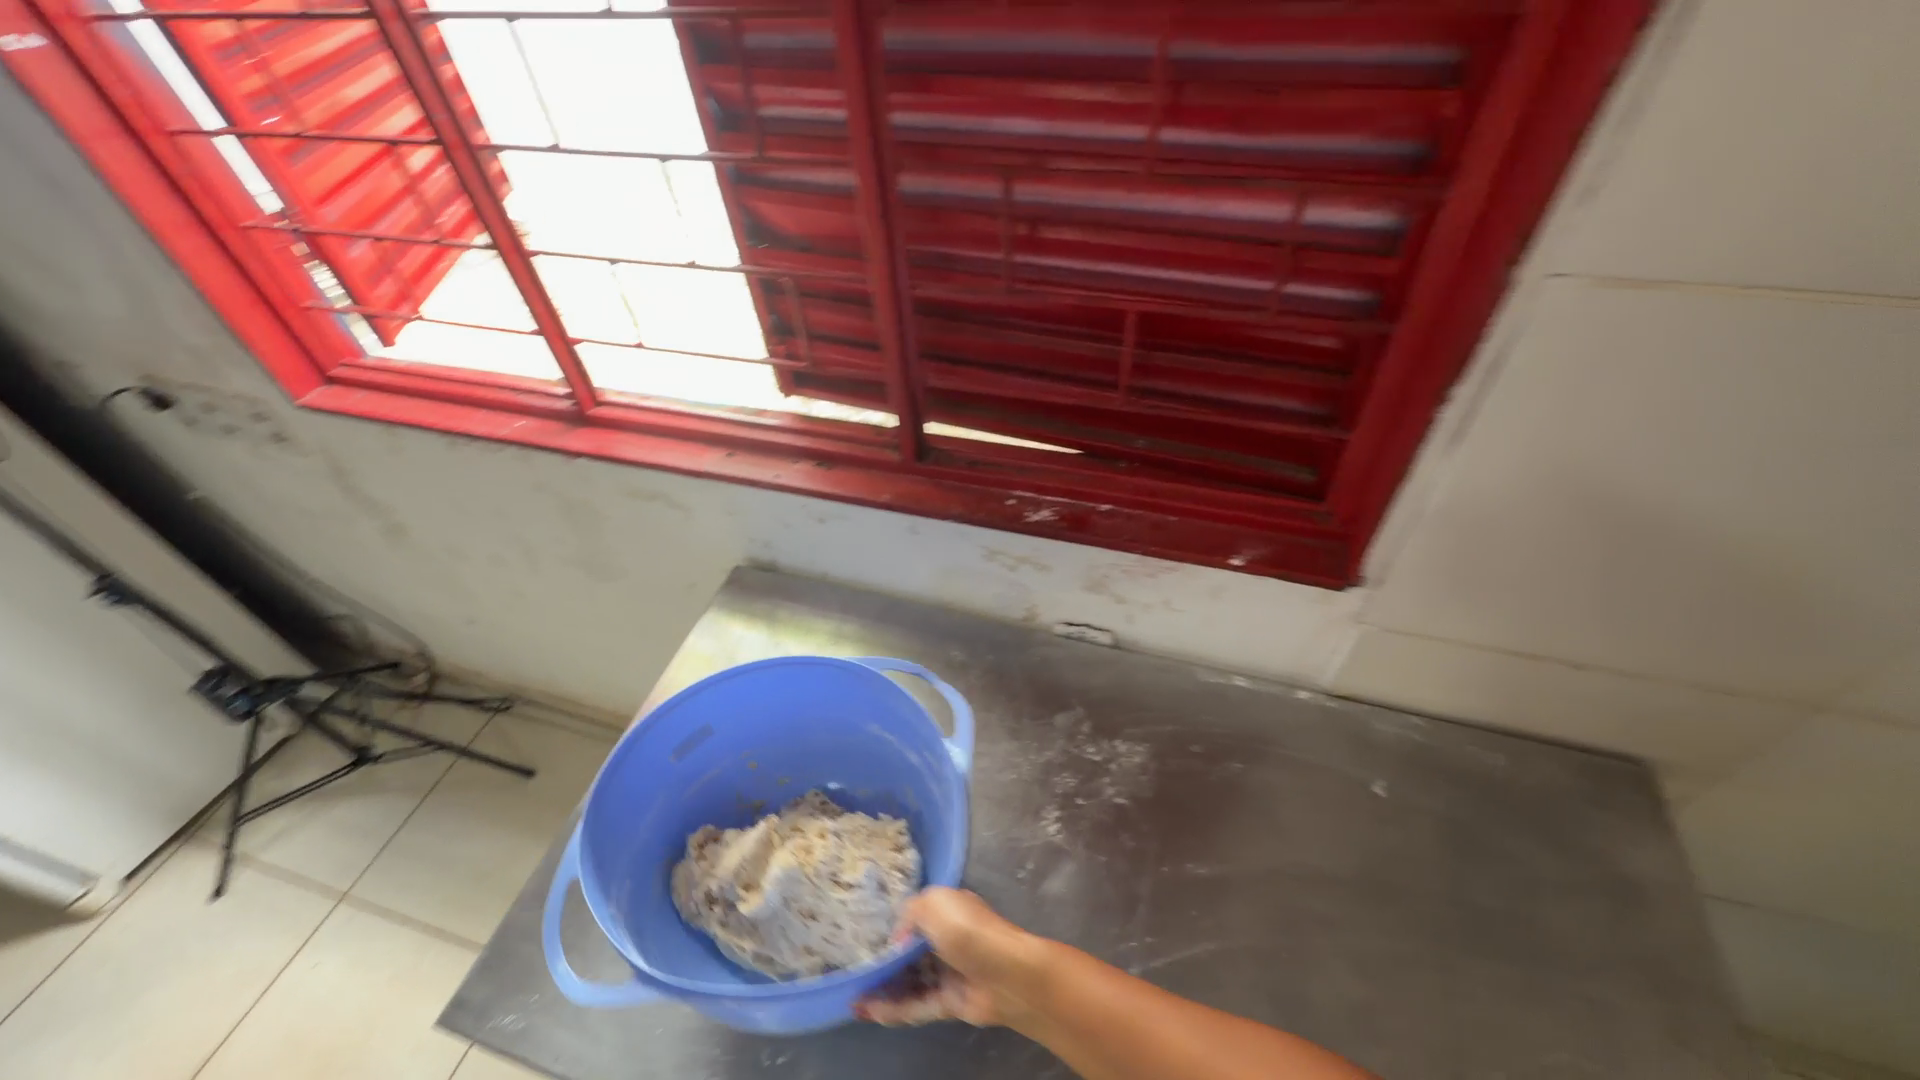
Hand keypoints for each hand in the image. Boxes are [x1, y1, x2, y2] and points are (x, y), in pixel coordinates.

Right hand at [854, 887, 1043, 1027]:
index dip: (892, 929)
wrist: (1007, 975)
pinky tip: (868, 1011)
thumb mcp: (934, 902)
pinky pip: (916, 1005)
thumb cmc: (969, 930)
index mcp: (949, 911)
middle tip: (854, 972)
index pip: (915, 919)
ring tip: (853, 997)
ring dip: (882, 990)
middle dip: (883, 963)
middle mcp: (948, 941)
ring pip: (910, 983)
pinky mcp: (949, 1003)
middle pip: (910, 954)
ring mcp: (949, 974)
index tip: (866, 940)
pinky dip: (893, 1008)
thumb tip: (898, 940)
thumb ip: (909, 913)